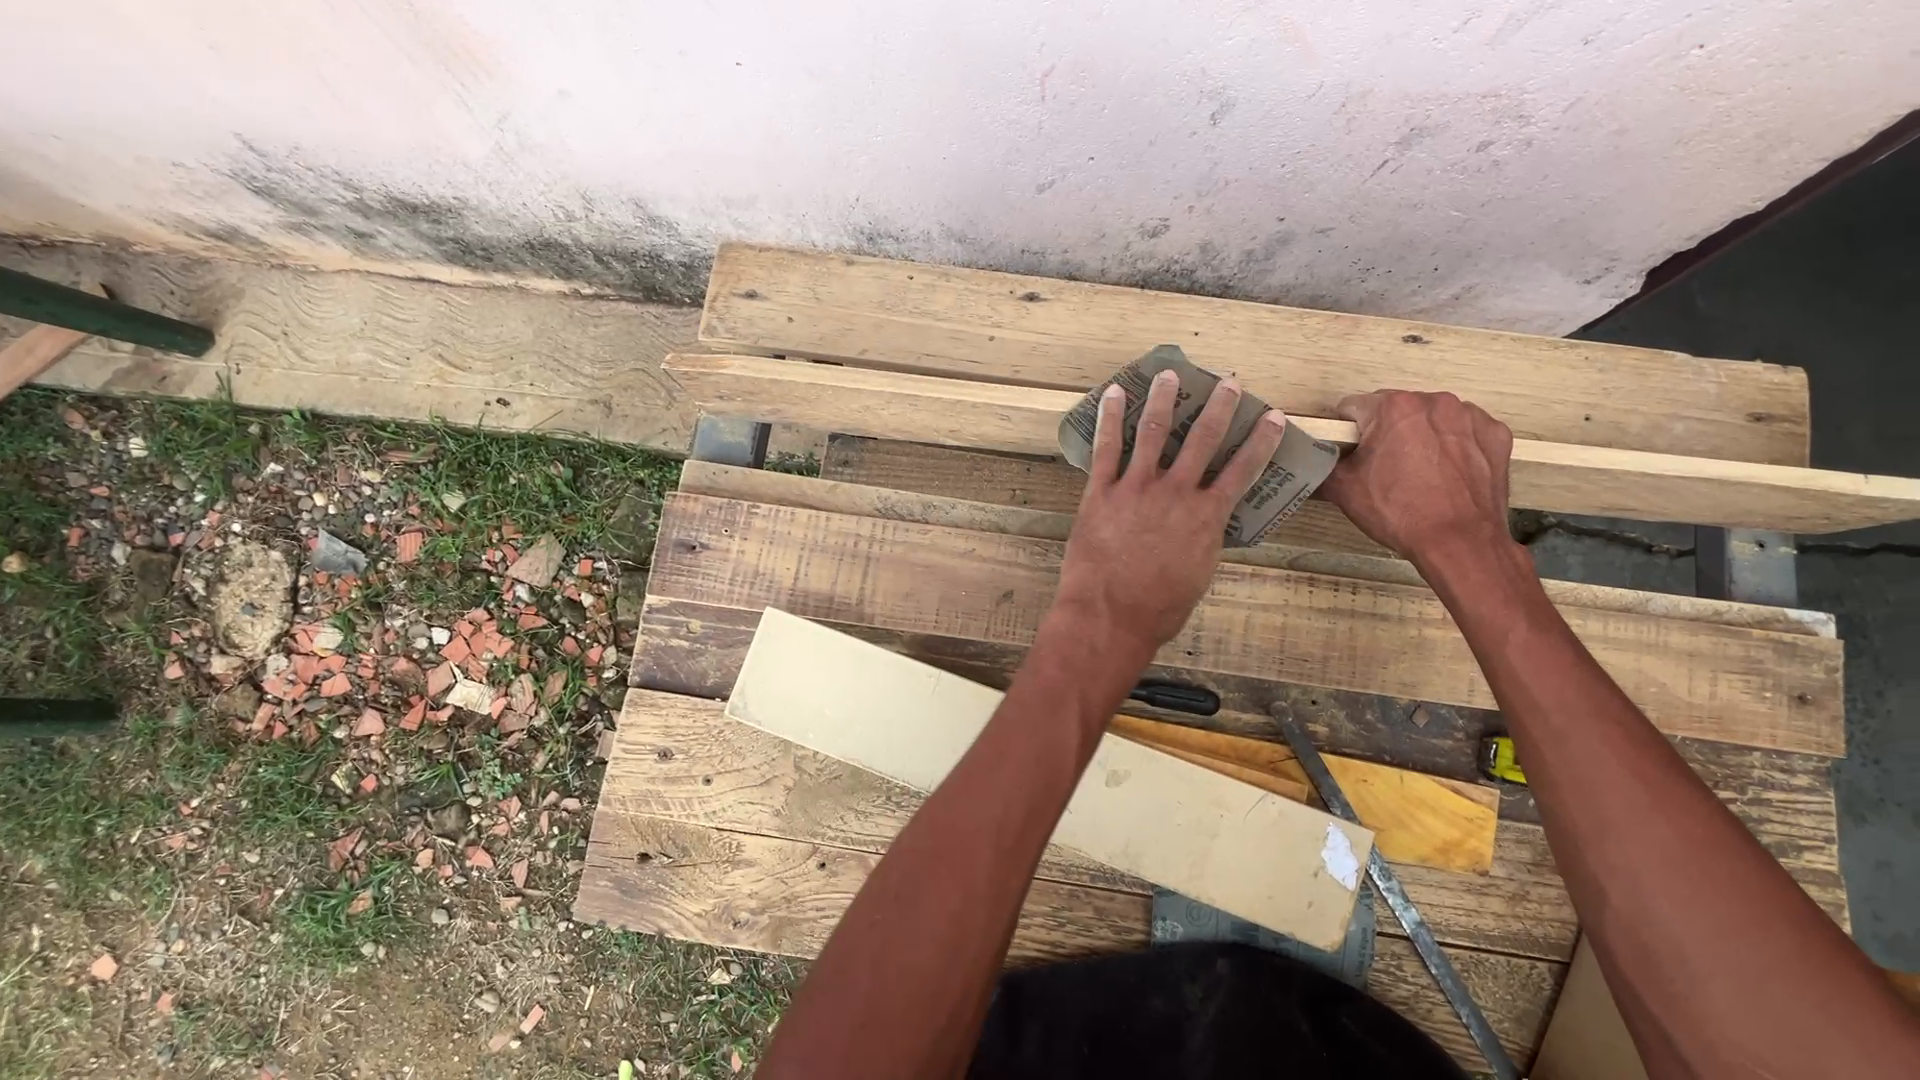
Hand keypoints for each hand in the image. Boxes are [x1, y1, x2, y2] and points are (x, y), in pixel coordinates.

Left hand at [1051, 370, 1288, 658]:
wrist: (1110, 616)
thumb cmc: (1158, 609)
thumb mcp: (1198, 575)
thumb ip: (1205, 541)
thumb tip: (1207, 523)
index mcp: (1206, 516)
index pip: (1243, 470)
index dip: (1260, 441)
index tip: (1273, 417)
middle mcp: (1175, 493)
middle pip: (1202, 439)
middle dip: (1219, 407)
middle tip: (1229, 381)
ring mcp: (1136, 488)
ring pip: (1152, 431)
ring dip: (1163, 399)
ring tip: (1168, 374)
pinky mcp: (1100, 493)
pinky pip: (1106, 448)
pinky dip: (1109, 418)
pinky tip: (1112, 394)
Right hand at [1318, 390, 1516, 567]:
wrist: (1459, 542)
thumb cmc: (1400, 513)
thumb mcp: (1343, 490)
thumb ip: (1322, 463)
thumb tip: (1312, 459)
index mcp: (1393, 408)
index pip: (1353, 408)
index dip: (1346, 432)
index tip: (1351, 454)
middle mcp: (1434, 402)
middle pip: (1395, 410)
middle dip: (1386, 432)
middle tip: (1383, 468)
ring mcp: (1469, 416)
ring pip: (1430, 418)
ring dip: (1420, 436)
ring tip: (1417, 473)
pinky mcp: (1494, 434)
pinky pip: (1463, 431)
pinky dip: (1453, 446)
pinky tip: (1446, 473)